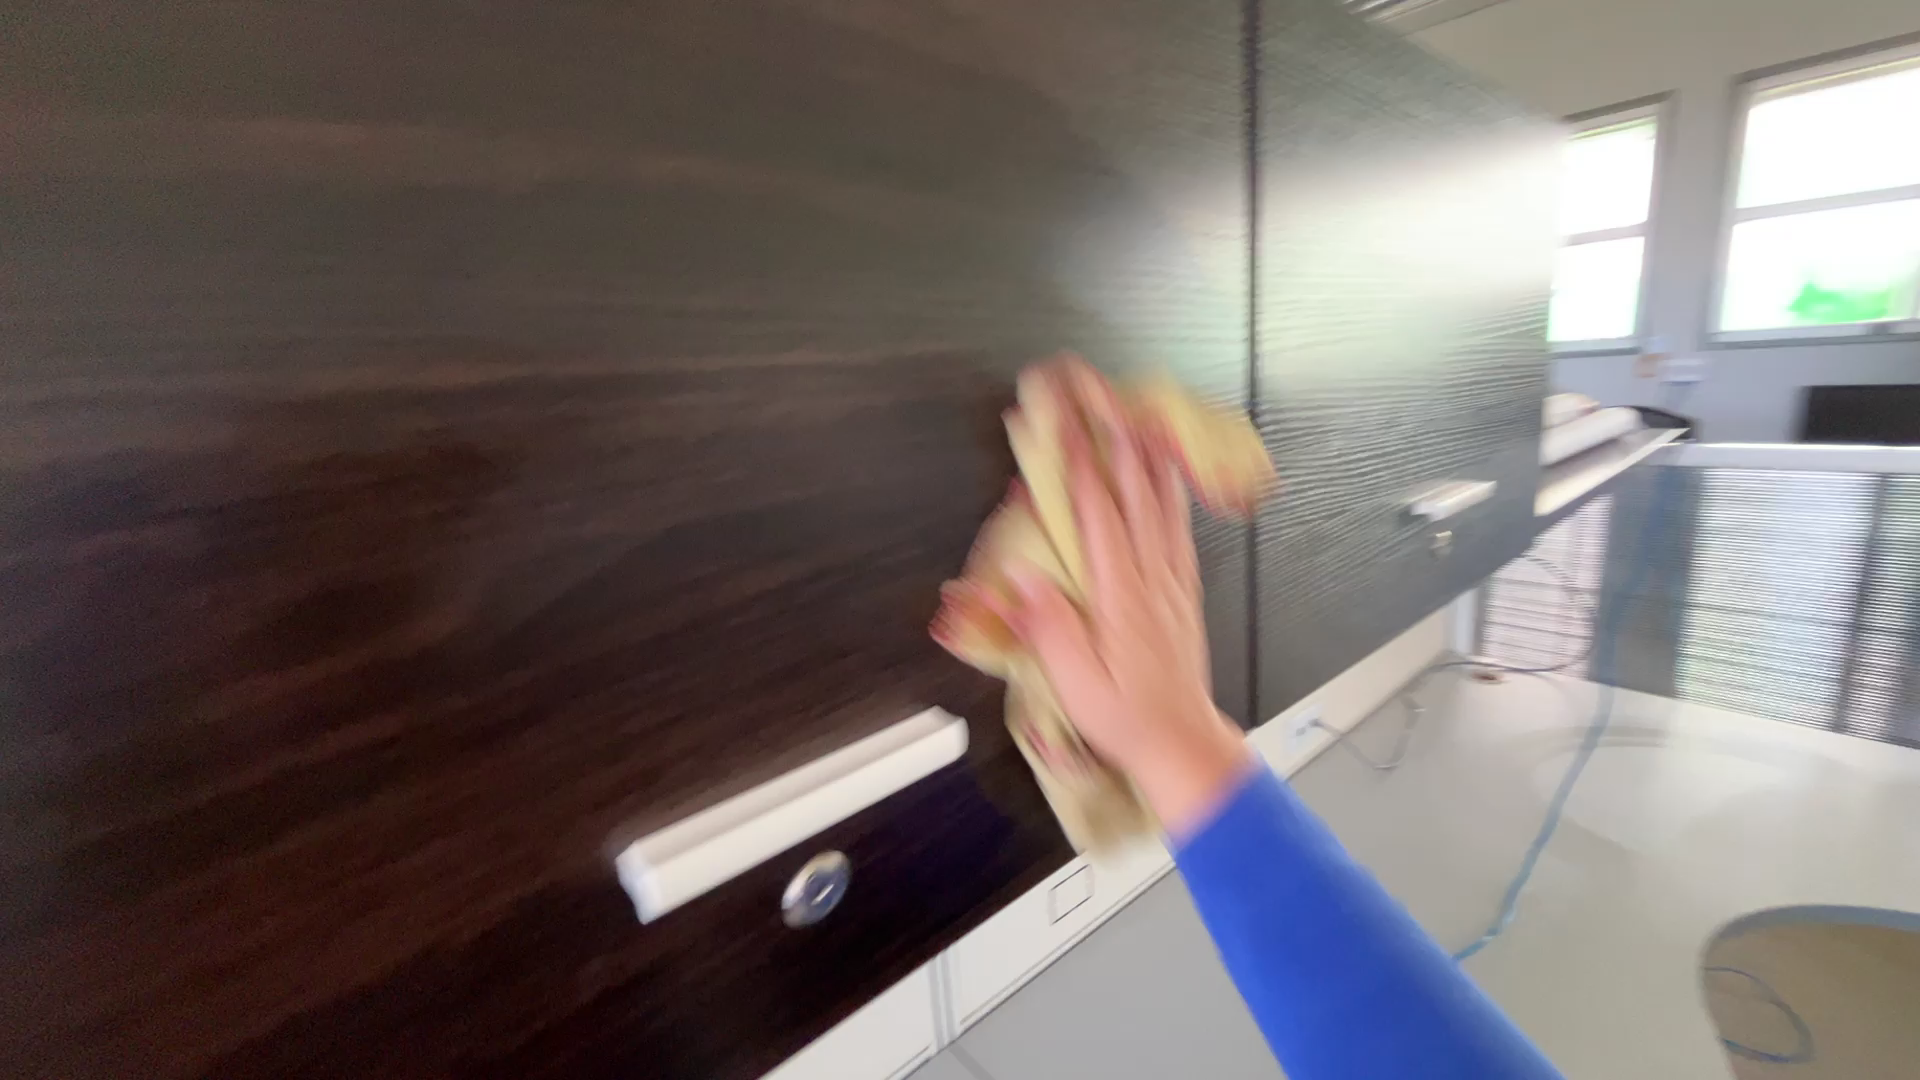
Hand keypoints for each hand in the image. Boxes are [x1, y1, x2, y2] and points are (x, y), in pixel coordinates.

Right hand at [1006, 406, 1254, 836]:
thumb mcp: (1075, 683)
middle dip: (1114, 438)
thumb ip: (1050, 626)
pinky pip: (1179, 526)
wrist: (1179, 739)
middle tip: (1101, 396)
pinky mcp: (1183, 587)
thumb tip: (1024, 574)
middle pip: (1134, 494)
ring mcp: (1172, 578)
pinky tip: (1168, 469)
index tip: (1065, 423)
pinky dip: (1173, 488)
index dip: (1080, 464)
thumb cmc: (1121, 714)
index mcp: (1120, 595)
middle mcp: (1151, 576)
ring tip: (1136, 411)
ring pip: (1162, 503)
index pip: (1097, 515)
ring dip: (1147, 452)